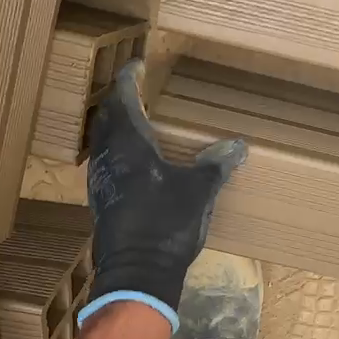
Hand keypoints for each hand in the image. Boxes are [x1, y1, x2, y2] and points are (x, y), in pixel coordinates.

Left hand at [83, 60, 246, 325]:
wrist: (137, 273)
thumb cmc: (167, 225)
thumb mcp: (198, 192)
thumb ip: (215, 165)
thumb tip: (237, 145)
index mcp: (129, 145)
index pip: (122, 99)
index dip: (128, 79)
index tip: (136, 65)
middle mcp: (108, 157)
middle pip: (106, 117)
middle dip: (118, 99)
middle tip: (133, 89)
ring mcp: (100, 180)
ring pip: (102, 140)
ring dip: (114, 125)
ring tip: (132, 119)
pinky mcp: (101, 200)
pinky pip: (104, 161)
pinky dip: (114, 149)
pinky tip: (130, 159)